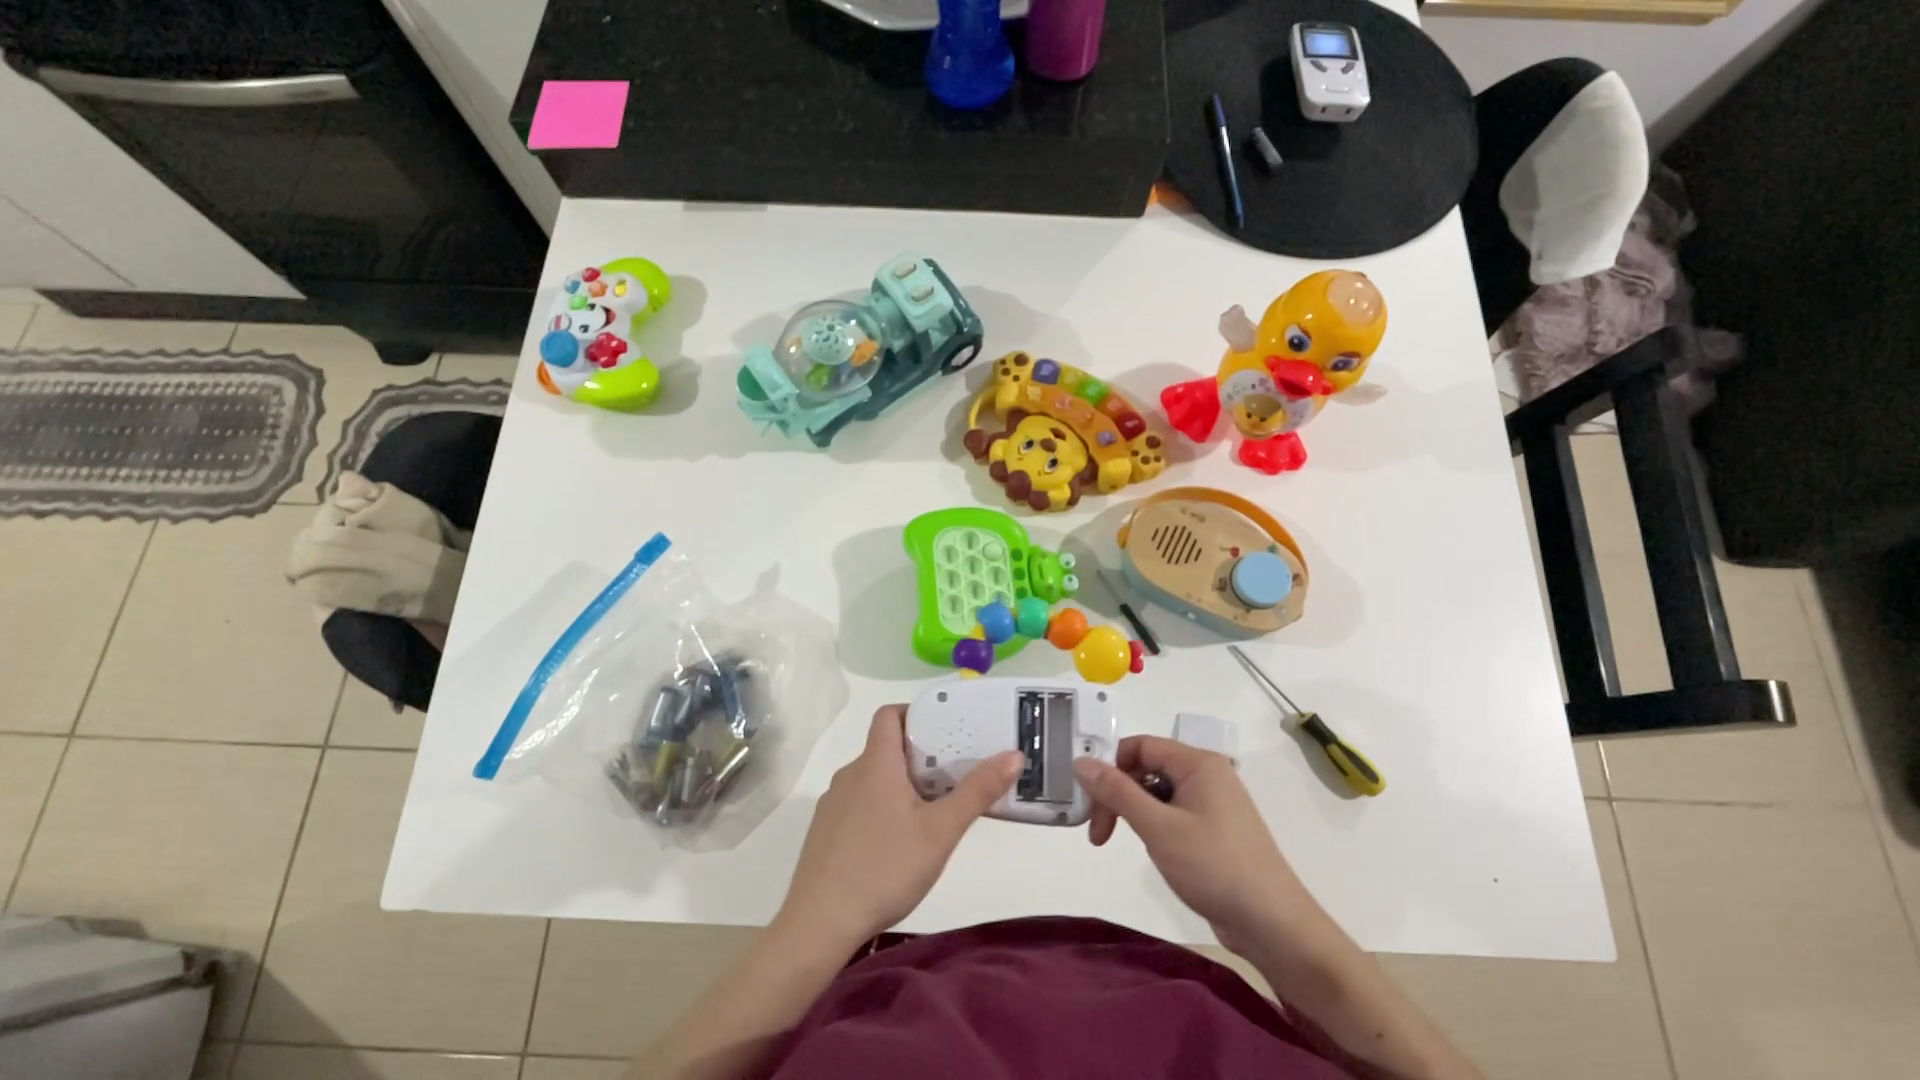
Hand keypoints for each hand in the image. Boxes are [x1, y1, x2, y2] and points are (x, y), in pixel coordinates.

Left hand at [776, 705, 1022, 948]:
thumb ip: (977, 791)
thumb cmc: (885, 869)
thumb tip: (1013, 754)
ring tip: (935, 811)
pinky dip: (883, 809)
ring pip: (873, 779)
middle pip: (886, 748)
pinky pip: (859, 805)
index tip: (948, 730)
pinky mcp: (826, 833)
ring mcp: (833, 805)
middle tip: (957, 775)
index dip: (917, 714)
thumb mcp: (940, 832)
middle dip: (921, 756)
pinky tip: (900, 844)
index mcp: (875, 764)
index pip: (889, 715)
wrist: (820, 923)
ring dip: (903, 785)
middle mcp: (850, 776)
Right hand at [1075, 736, 1322, 955]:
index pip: (1140, 746)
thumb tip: (1081, 761)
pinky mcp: (1215, 830)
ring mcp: (1213, 803)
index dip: (1110, 767)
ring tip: (1119, 843)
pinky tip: (1152, 850)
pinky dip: (1153, 826)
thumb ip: (1117, 792)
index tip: (1088, 802)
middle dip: (1117, 795)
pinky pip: (1173, 813)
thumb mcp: (1158, 827)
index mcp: (1198, 763)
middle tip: (1098, 835)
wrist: (1270, 921)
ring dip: (1133, 813)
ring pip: (1158, 793)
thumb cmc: (1213, 866)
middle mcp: (1208, 775)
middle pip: (1147, 768)